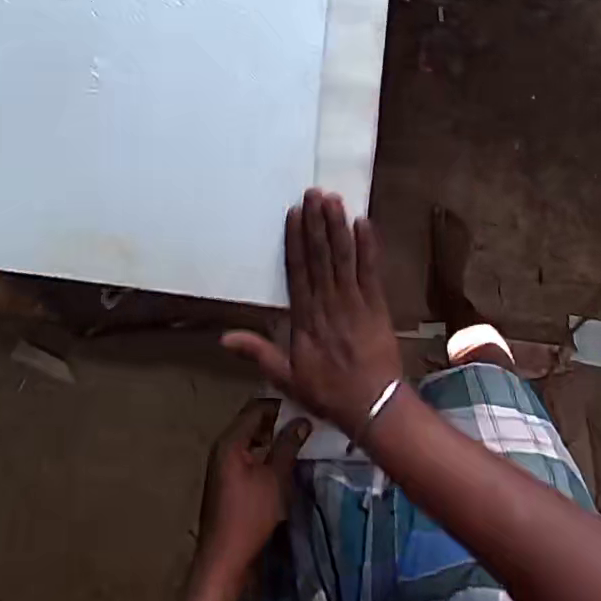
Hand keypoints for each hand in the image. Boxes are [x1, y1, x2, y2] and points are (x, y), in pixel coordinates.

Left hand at [198, 399, 309, 569]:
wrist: (223, 558)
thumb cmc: (250, 516)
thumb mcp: (276, 479)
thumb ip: (288, 446)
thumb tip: (302, 420)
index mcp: (230, 440)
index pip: (256, 408)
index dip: (280, 405)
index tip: (304, 405)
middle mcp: (222, 446)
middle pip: (251, 421)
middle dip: (277, 420)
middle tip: (304, 421)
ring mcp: (221, 463)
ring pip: (249, 438)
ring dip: (271, 436)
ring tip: (298, 438)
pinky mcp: (225, 479)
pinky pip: (247, 453)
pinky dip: (263, 452)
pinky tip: (282, 460)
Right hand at [222, 189, 403, 436]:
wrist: (374, 406)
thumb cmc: (328, 391)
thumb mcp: (286, 377)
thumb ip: (257, 352)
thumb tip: (223, 339)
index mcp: (305, 318)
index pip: (297, 271)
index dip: (295, 240)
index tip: (294, 214)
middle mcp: (328, 303)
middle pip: (321, 256)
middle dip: (317, 223)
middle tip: (314, 193)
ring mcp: (355, 302)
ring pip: (344, 258)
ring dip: (338, 227)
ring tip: (334, 200)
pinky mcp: (377, 305)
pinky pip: (371, 271)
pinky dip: (368, 247)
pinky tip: (363, 223)